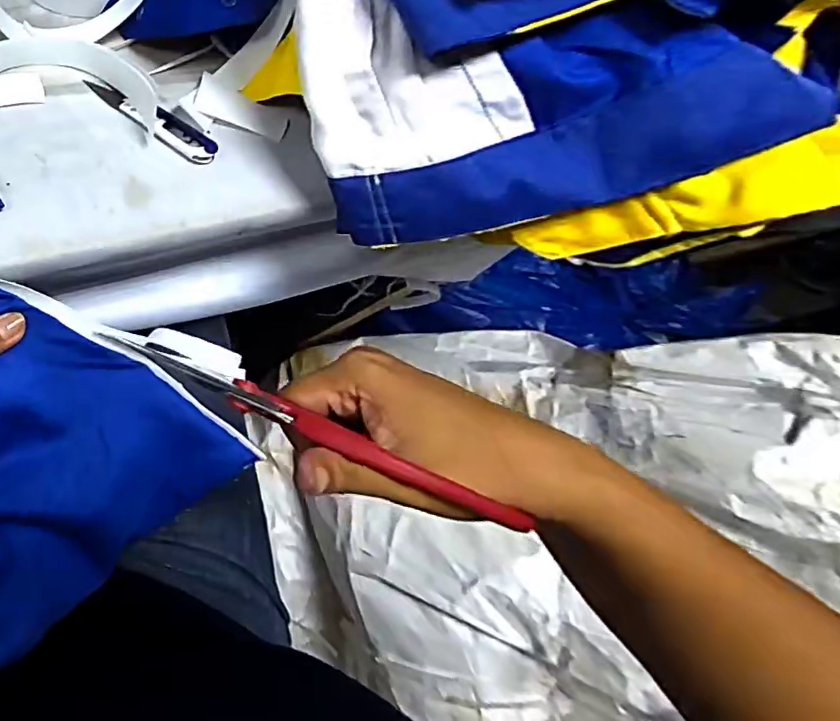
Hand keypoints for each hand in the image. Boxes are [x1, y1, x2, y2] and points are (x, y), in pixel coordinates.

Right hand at [278, 346, 624, 525]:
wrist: (545, 471)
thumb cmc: (475, 470)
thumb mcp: (402, 477)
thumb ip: (341, 471)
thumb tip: (297, 474)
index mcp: (357, 372)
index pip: (293, 401)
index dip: (300, 439)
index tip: (324, 471)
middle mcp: (361, 362)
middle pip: (309, 404)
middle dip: (326, 442)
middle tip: (366, 471)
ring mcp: (379, 373)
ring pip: (330, 411)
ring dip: (346, 443)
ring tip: (387, 466)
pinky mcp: (392, 387)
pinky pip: (351, 410)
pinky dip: (361, 437)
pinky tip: (393, 455)